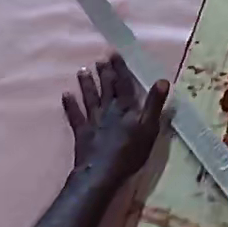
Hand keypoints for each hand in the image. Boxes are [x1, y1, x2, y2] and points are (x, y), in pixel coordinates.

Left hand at [61, 55, 168, 187]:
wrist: (103, 173)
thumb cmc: (130, 152)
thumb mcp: (149, 128)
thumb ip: (155, 104)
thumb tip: (162, 80)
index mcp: (126, 107)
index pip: (123, 83)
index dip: (119, 68)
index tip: (114, 53)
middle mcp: (108, 109)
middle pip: (106, 88)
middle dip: (104, 73)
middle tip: (100, 59)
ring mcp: (93, 120)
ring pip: (90, 98)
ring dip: (86, 84)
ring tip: (82, 71)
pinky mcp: (82, 132)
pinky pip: (75, 116)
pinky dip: (70, 105)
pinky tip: (65, 95)